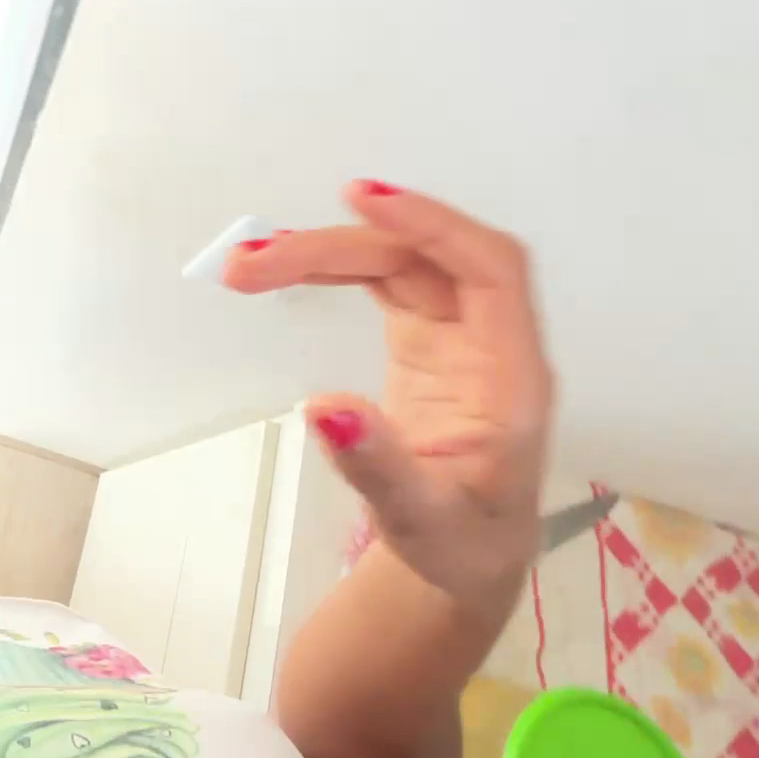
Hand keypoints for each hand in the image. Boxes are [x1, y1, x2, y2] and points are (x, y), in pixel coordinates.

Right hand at [223, 181, 552, 602]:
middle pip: (419, 260)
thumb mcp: (419, 521)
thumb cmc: (456, 545)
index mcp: (509, 377)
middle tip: (249, 263)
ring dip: (324, 254)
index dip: (431, 226)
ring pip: (395, 264)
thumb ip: (378, 467)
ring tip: (249, 265)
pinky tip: (290, 269)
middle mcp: (486, 341)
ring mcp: (455, 335)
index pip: (488, 270)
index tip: (361, 202)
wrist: (463, 555)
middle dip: (335, 249)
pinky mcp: (424, 338)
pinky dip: (333, 269)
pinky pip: (382, 281)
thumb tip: (322, 407)